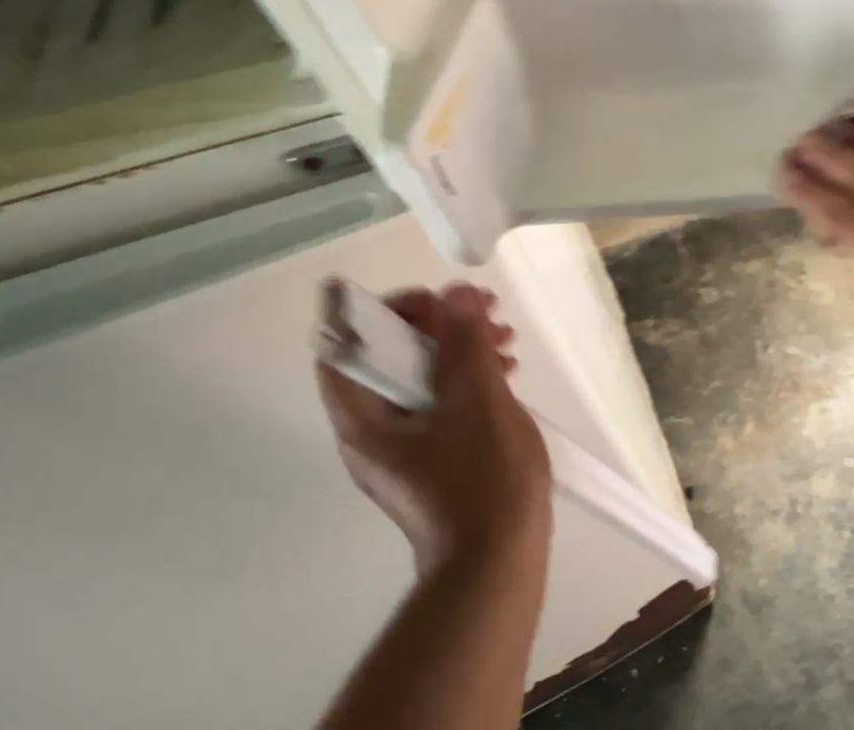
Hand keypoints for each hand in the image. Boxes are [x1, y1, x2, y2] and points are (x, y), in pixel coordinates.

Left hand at [316, 284, 551, 576]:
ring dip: (459, 350)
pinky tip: (505, 373)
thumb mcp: (478, 401)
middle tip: (485, 311)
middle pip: (388, 360)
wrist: (498, 560)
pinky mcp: (434, 460)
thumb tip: (456, 294)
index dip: (386, 313)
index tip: (437, 301)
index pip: (347, 347)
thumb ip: (464, 344)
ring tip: (507, 339)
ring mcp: (404, 449)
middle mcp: (372, 433)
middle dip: (437, 326)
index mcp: (364, 420)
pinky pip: (440, 404)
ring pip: (420, 380)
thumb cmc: (482, 478)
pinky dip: (467, 380)